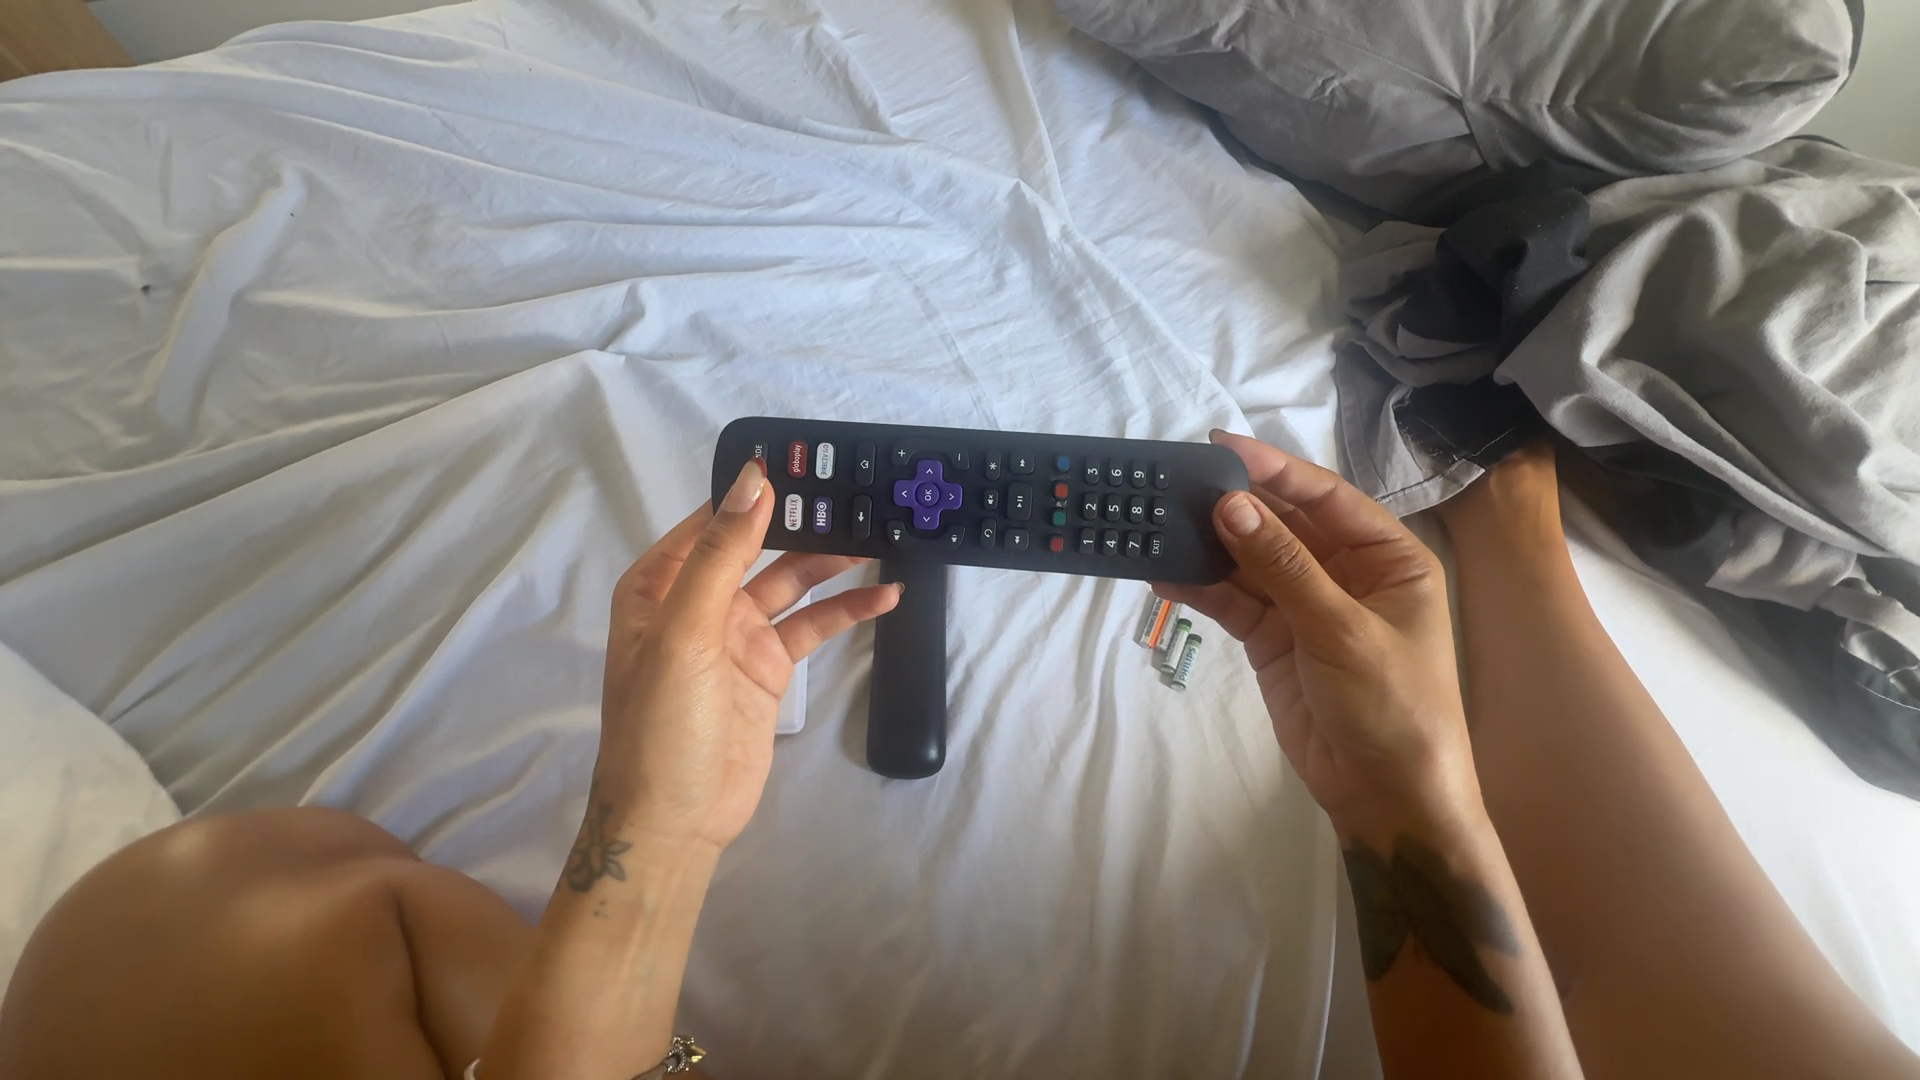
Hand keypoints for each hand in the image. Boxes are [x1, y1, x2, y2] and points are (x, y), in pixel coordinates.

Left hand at [597, 461, 900, 852]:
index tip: (803, 463)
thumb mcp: (687, 631)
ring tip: (879, 538)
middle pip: (758, 547)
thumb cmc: (662, 723)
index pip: (712, 521)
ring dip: (833, 563)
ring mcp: (738, 633)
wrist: (678, 820)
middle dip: (802, 524)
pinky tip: (884, 595)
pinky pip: (813, 625)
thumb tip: (751, 481)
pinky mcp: (770, 665)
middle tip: (854, 497)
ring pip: (793, 582)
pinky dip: (847, 609)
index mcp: (660, 585)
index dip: (753, 492)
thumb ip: (721, 554)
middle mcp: (699, 601)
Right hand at [1155, 432, 1479, 835]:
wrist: (1382, 794)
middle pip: (1281, 523)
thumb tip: (1229, 506)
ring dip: (1210, 547)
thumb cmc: (1390, 704)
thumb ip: (1282, 565)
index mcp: (1385, 557)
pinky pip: (1232, 600)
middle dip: (1234, 506)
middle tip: (1178, 484)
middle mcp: (1343, 571)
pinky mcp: (1271, 635)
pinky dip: (1201, 589)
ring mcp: (1303, 604)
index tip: (1220, 446)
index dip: (1274, 469)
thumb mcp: (1340, 628)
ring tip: (1161, 525)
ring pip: (1249, 560)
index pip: (1325, 497)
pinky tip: (1165, 576)